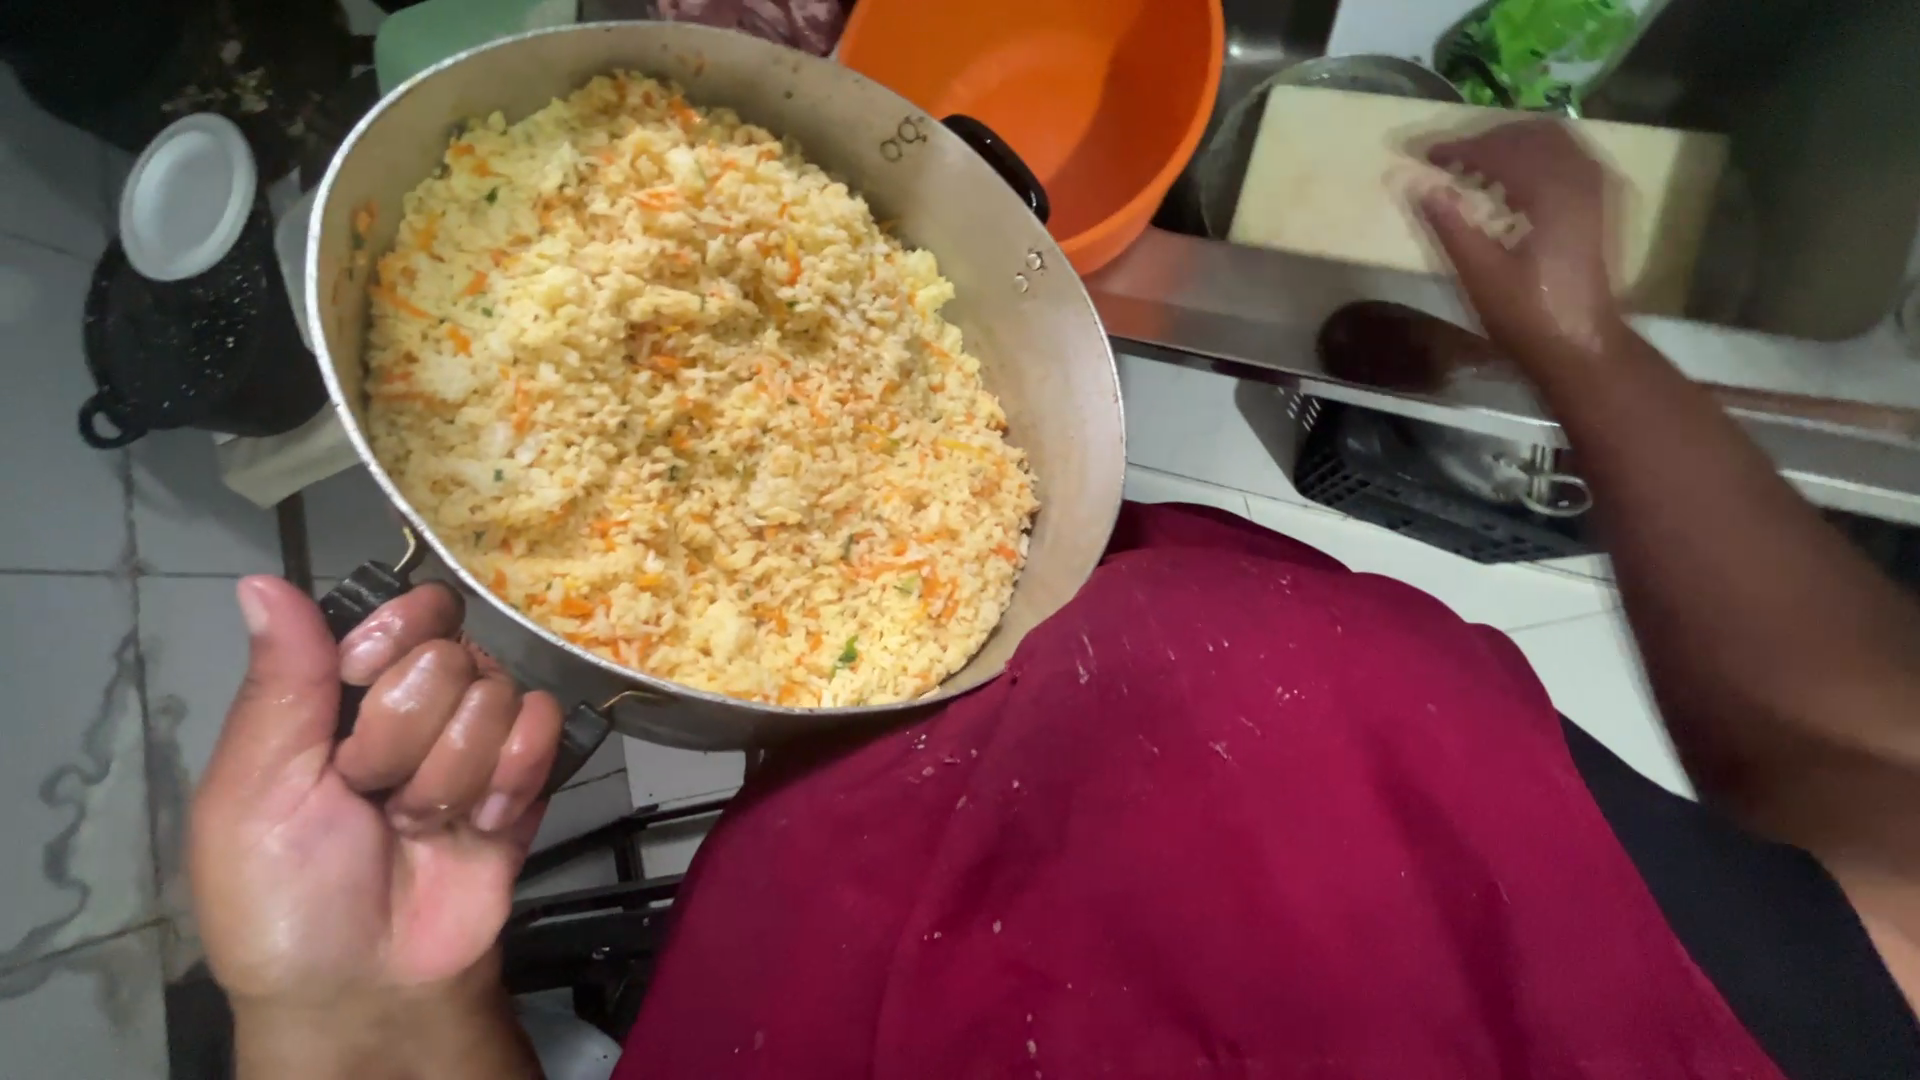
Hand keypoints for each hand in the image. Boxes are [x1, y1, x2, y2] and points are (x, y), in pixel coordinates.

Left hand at [190, 576, 562, 1015]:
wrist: (374, 974)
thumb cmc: (287, 890)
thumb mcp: (253, 792)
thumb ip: (281, 685)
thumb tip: (261, 582)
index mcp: (355, 690)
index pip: (411, 610)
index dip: (395, 639)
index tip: (356, 687)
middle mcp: (428, 699)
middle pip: (455, 656)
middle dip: (406, 737)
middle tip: (373, 793)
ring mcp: (486, 731)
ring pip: (501, 695)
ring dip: (453, 773)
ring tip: (421, 823)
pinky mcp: (533, 766)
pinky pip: (547, 725)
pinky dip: (511, 777)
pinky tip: (482, 821)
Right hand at [1410, 119, 1626, 364]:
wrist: (1578, 342)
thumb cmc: (1525, 314)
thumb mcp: (1480, 274)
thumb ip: (1452, 226)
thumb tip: (1421, 187)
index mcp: (1554, 194)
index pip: (1504, 150)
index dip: (1462, 149)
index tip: (1426, 155)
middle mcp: (1583, 178)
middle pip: (1534, 134)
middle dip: (1488, 139)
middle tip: (1447, 158)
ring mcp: (1596, 188)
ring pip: (1553, 141)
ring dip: (1511, 145)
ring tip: (1472, 166)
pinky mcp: (1598, 202)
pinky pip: (1565, 158)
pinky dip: (1532, 158)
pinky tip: (1507, 182)